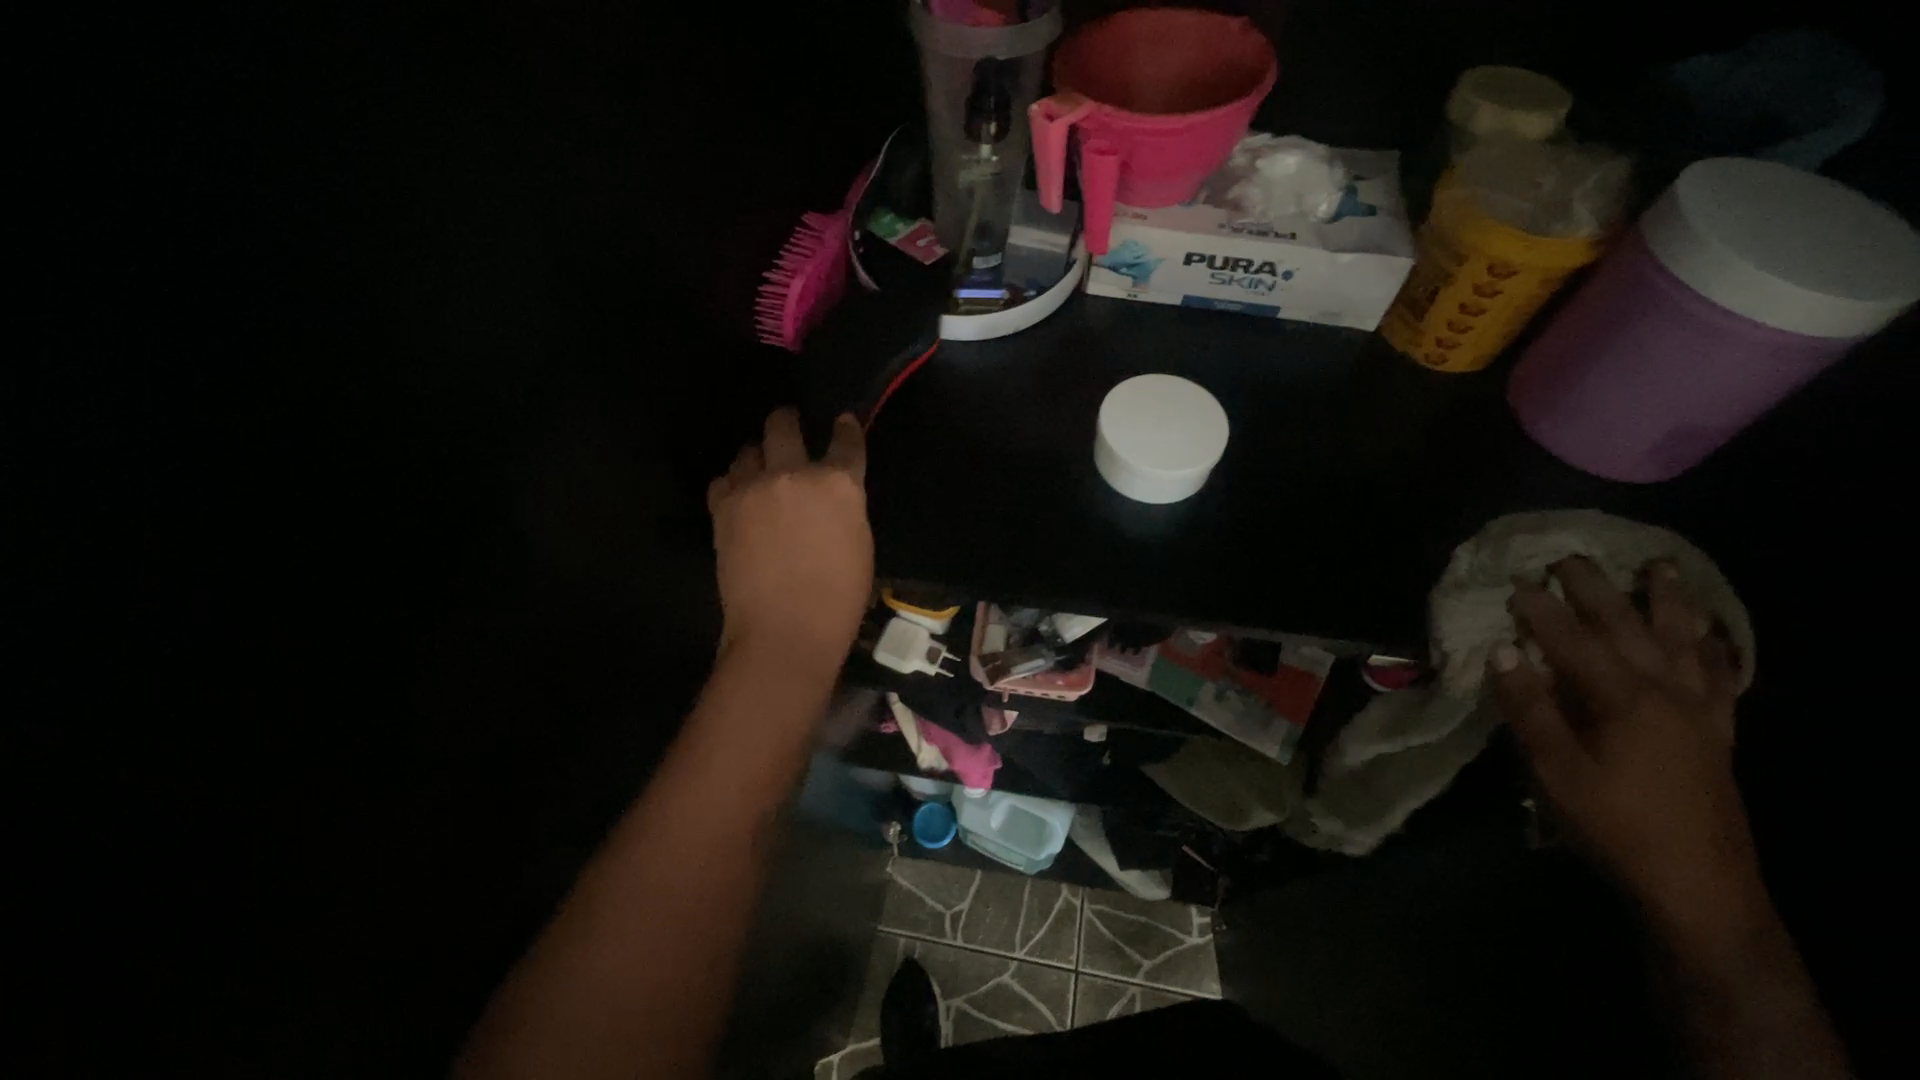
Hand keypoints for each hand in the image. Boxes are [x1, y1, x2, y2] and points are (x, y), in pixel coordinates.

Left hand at [707, 408, 872, 676]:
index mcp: (839, 484)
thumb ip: (845, 508)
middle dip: (786, 421)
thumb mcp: (860, 544)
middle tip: (787, 422)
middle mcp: (794, 473)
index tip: (841, 421)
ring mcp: (753, 488)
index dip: (844, 428)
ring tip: (760, 467)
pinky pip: (724, 480)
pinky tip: (738, 495)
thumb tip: (832, 496)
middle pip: (783, 426)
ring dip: (757, 455)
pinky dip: (733, 483)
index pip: (845, 441)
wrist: (784, 629)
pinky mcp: (722, 508)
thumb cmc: (838, 598)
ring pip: (748, 450)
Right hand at [1494, 557, 1758, 930]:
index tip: (1514, 580)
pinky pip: (1720, 676)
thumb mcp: (1554, 771)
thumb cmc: (1613, 826)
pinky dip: (1713, 647)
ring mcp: (1700, 710)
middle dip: (1596, 590)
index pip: (1571, 640)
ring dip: (1668, 601)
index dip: (1540, 609)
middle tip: (1571, 557)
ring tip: (1659, 567)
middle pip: (1628, 627)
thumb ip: (1529, 708)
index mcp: (1622, 699)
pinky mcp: (1718, 732)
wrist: (1697, 885)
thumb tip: (1503, 650)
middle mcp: (1666, 692)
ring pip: (1683, 641)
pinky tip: (1707, 635)